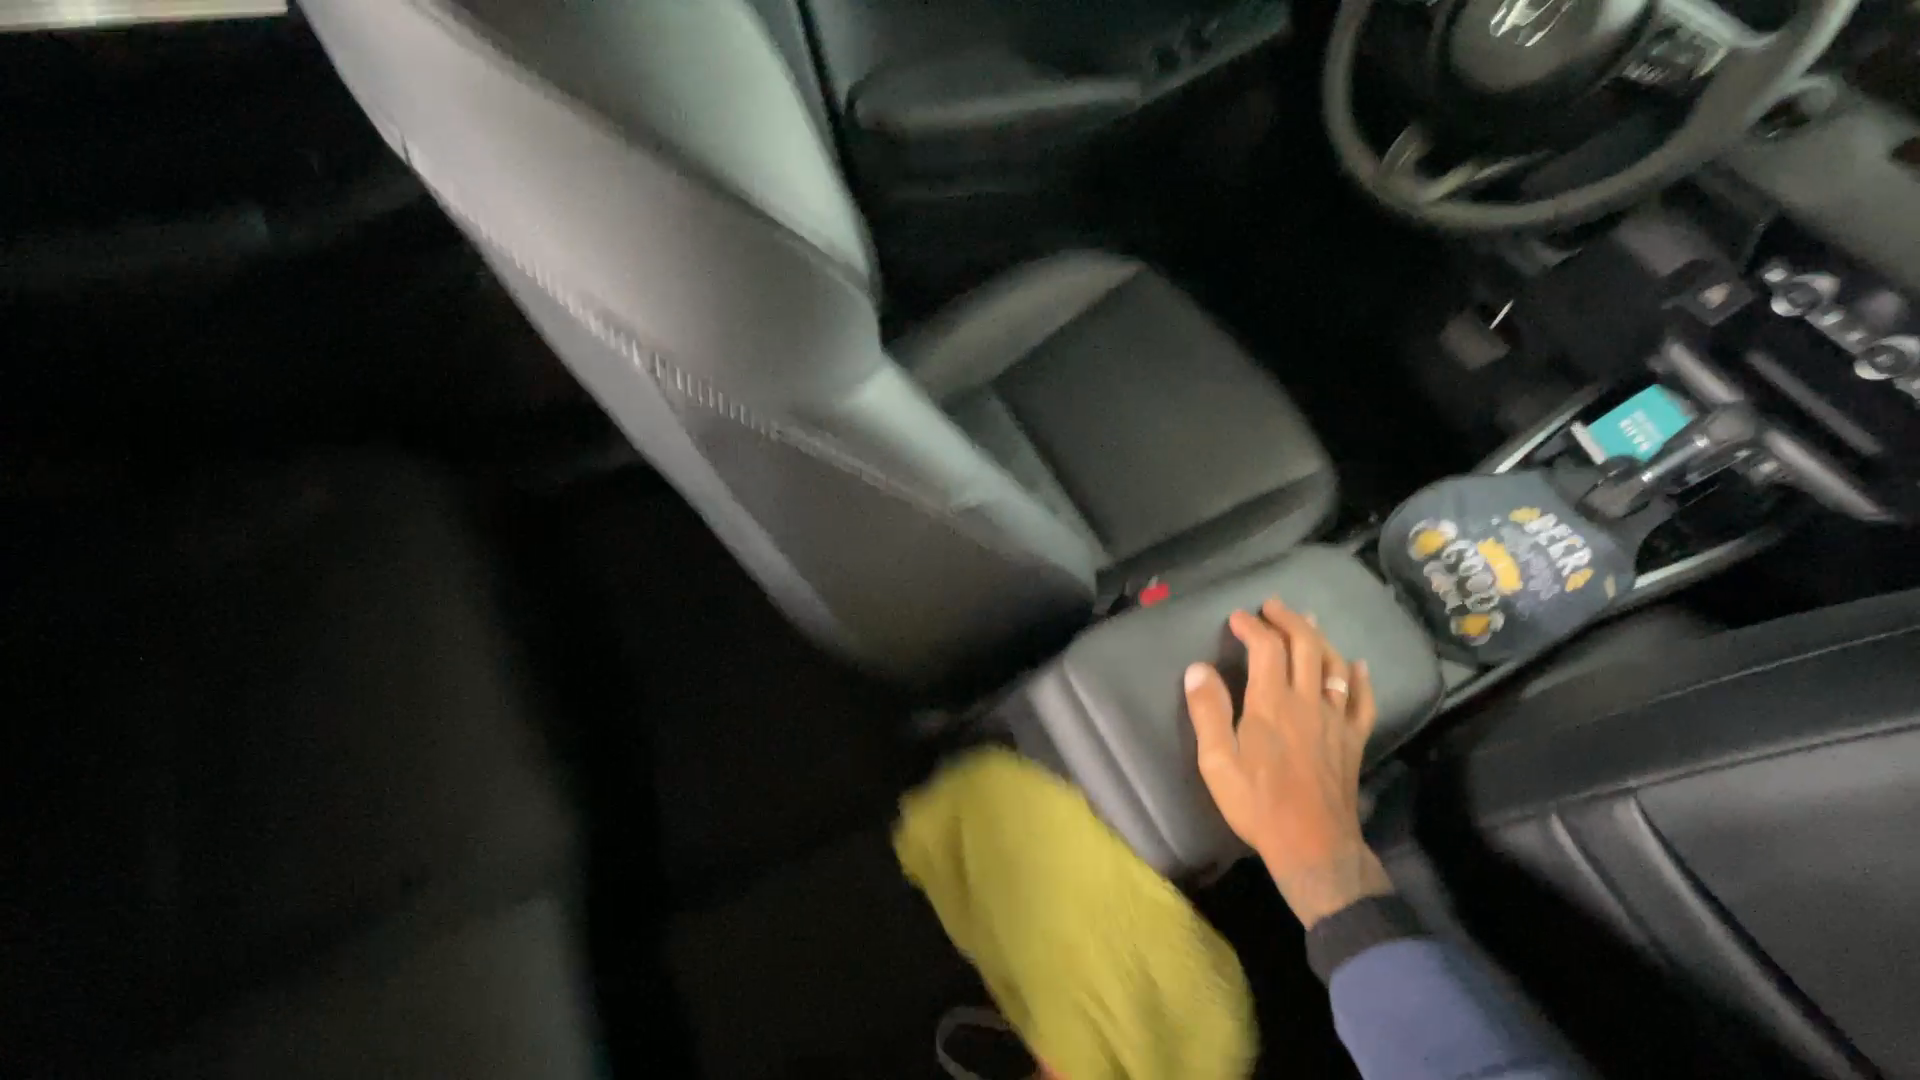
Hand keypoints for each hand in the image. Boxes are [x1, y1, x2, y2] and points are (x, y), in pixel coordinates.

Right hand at [1184, 598, 1393, 926]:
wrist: (1313, 845)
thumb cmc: (1257, 803)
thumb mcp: (1217, 762)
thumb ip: (1207, 712)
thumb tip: (1197, 668)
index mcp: (1271, 703)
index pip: (1265, 648)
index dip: (1252, 626)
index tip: (1237, 617)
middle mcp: (1308, 701)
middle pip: (1305, 646)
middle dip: (1288, 620)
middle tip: (1272, 606)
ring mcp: (1336, 719)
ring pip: (1334, 665)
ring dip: (1320, 638)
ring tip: (1307, 621)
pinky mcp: (1353, 739)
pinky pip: (1363, 700)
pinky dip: (1360, 677)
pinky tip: (1356, 665)